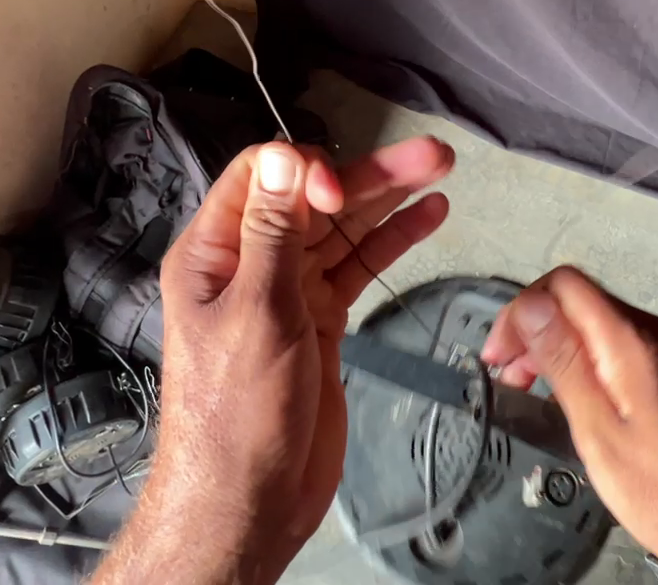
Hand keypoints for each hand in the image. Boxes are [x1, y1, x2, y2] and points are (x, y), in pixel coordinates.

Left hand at [94, 137, 454, 584]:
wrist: (249, 503)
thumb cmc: (237, 412)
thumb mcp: (256, 313)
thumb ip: (273, 231)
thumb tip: (285, 154)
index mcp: (215, 249)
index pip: (263, 176)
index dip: (306, 169)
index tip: (338, 192)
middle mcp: (252, 258)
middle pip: (316, 198)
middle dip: (371, 175)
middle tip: (432, 155)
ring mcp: (290, 287)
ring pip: (343, 228)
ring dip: (391, 199)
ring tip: (441, 169)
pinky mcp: (321, 314)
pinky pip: (358, 265)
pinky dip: (391, 240)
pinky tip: (428, 216)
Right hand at [482, 267, 657, 584]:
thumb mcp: (597, 430)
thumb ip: (563, 361)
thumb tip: (530, 305)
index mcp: (631, 341)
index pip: (563, 285)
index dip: (522, 309)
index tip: (500, 353)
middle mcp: (649, 331)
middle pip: (575, 297)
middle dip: (532, 325)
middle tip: (506, 371)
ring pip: (590, 318)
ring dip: (550, 341)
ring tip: (525, 382)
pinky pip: (609, 339)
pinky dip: (577, 353)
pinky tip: (564, 387)